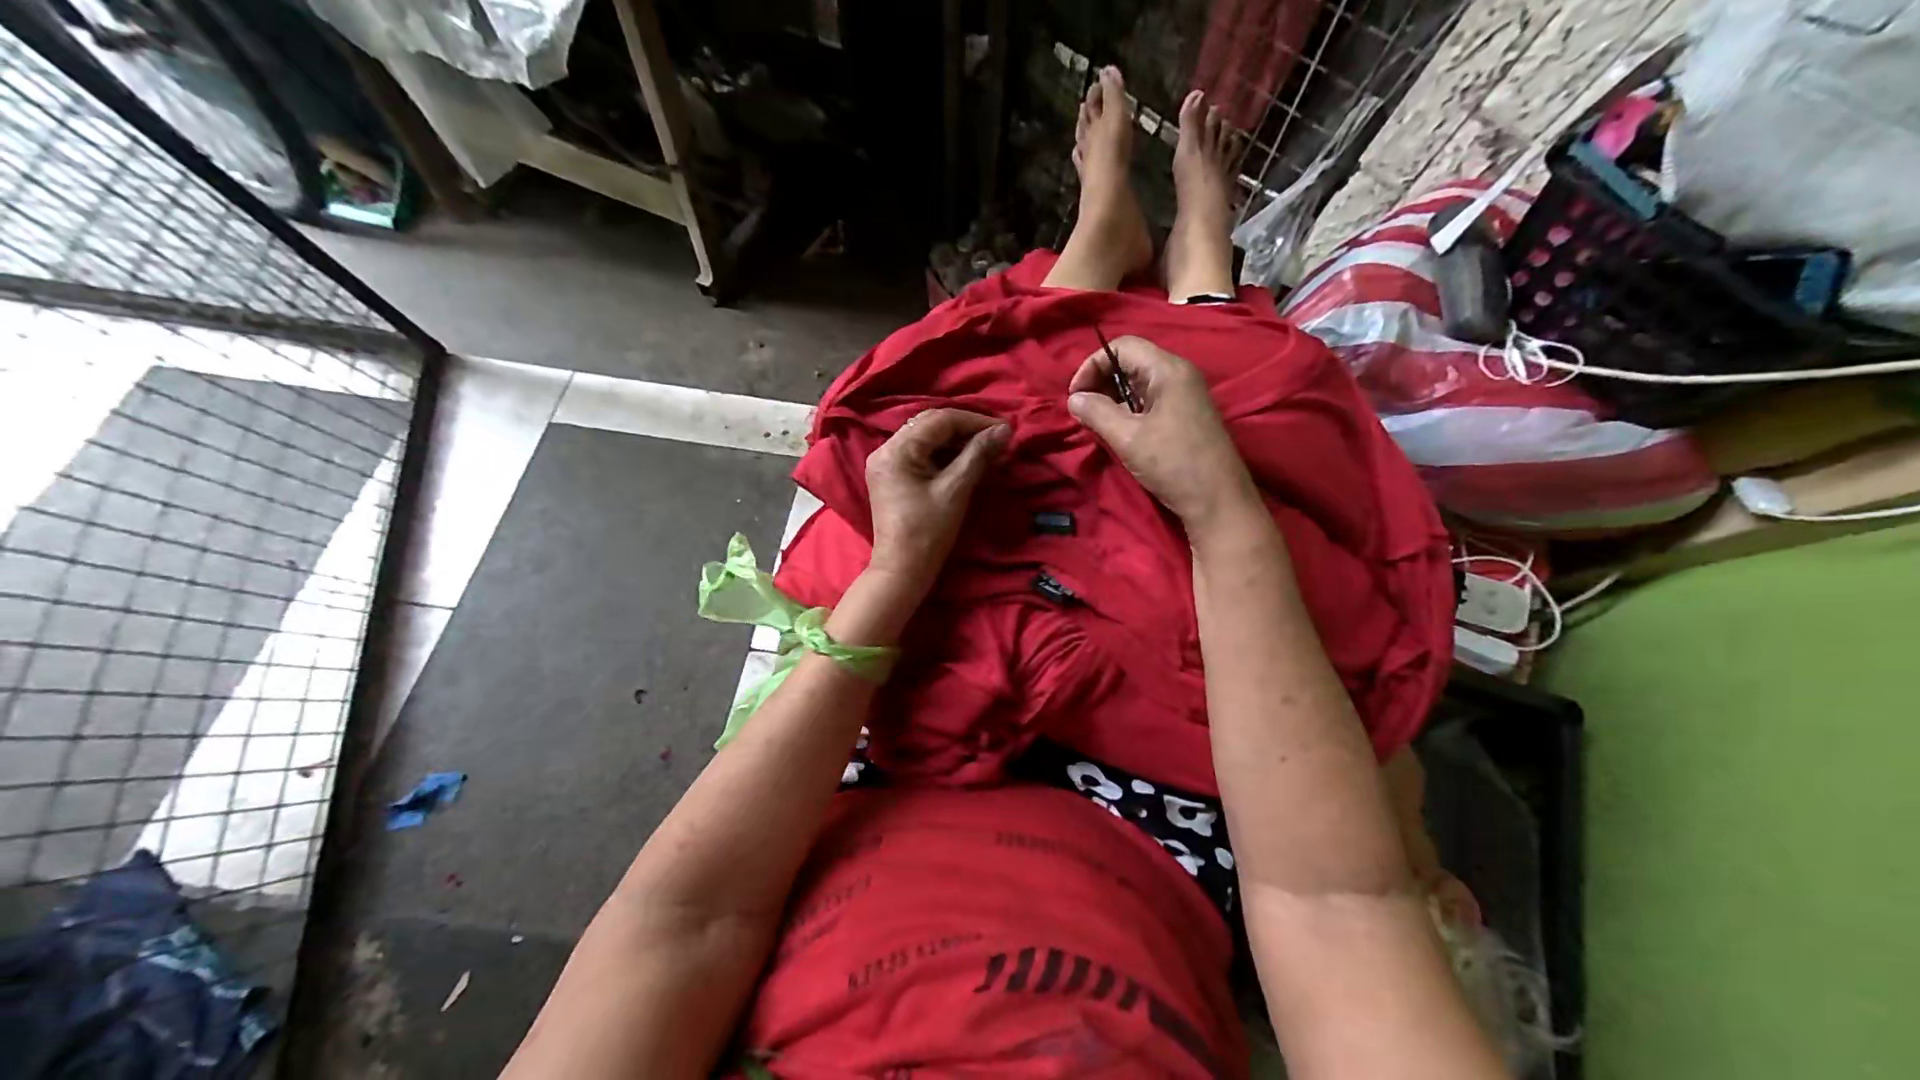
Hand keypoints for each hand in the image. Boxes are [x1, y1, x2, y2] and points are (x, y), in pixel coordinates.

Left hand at [864, 408, 1008, 592]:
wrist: (902, 570)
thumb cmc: (929, 532)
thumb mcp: (956, 490)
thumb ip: (978, 455)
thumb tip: (1004, 430)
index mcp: (896, 450)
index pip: (939, 420)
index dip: (974, 421)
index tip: (1003, 428)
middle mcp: (884, 449)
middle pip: (929, 424)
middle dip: (964, 428)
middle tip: (995, 436)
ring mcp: (884, 462)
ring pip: (924, 437)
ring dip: (954, 439)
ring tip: (984, 447)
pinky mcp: (890, 475)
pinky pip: (918, 452)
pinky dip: (942, 452)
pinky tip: (963, 458)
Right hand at [1067, 335, 1256, 526]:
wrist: (1218, 500)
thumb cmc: (1173, 464)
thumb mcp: (1128, 438)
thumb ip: (1096, 413)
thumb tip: (1074, 399)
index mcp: (1168, 370)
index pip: (1122, 346)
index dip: (1092, 365)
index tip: (1075, 395)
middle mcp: (1179, 374)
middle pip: (1131, 361)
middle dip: (1101, 381)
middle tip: (1083, 411)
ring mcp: (1186, 394)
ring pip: (1140, 382)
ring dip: (1114, 398)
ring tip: (1097, 424)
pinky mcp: (1186, 414)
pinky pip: (1151, 399)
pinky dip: (1130, 409)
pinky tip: (1119, 432)